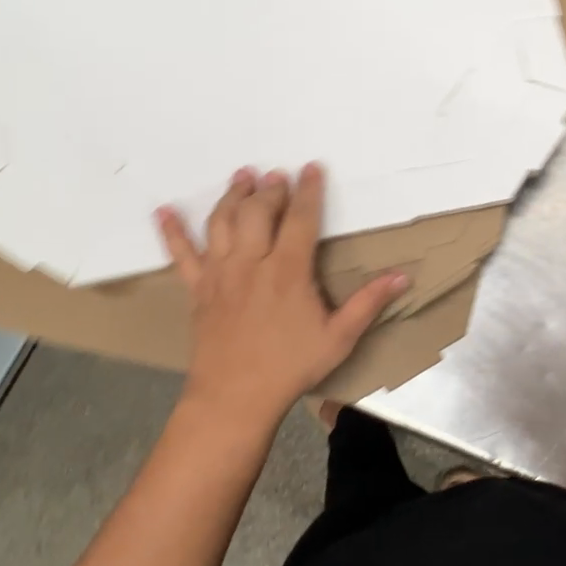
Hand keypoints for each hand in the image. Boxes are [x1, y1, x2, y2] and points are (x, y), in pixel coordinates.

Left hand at [156, 163, 408, 424]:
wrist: (235, 397)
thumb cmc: (291, 367)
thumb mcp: (339, 337)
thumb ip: (368, 302)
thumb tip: (402, 276)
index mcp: (288, 272)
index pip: (300, 219)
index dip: (308, 191)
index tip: (312, 168)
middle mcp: (252, 263)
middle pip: (257, 212)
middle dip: (270, 188)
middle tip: (278, 174)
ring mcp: (220, 274)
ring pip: (222, 222)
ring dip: (232, 196)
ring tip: (242, 176)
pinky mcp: (198, 289)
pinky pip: (180, 254)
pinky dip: (171, 231)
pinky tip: (163, 211)